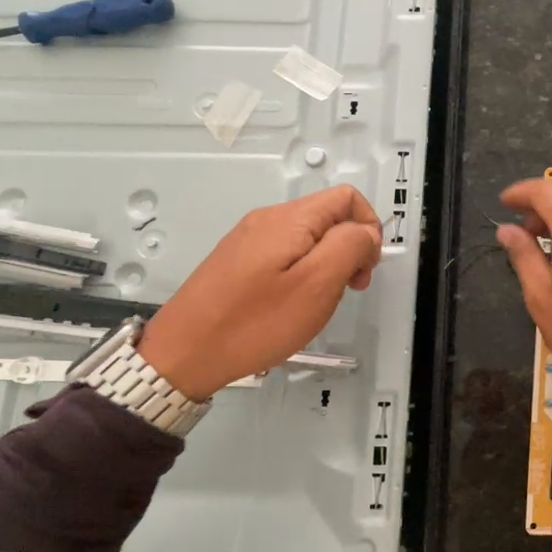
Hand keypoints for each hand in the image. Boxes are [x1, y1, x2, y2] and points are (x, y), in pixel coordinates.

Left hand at [139, 186, 381, 400]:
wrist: (183, 354)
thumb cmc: (254, 323)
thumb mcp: (317, 284)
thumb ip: (350, 247)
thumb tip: (364, 232)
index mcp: (289, 219)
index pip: (347, 198)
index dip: (368, 227)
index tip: (364, 268)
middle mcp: (267, 220)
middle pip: (327, 216)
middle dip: (350, 247)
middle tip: (348, 288)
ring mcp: (249, 239)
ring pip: (308, 236)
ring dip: (327, 262)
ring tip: (320, 301)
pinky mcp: (237, 260)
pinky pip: (285, 253)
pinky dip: (303, 272)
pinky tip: (293, 303)